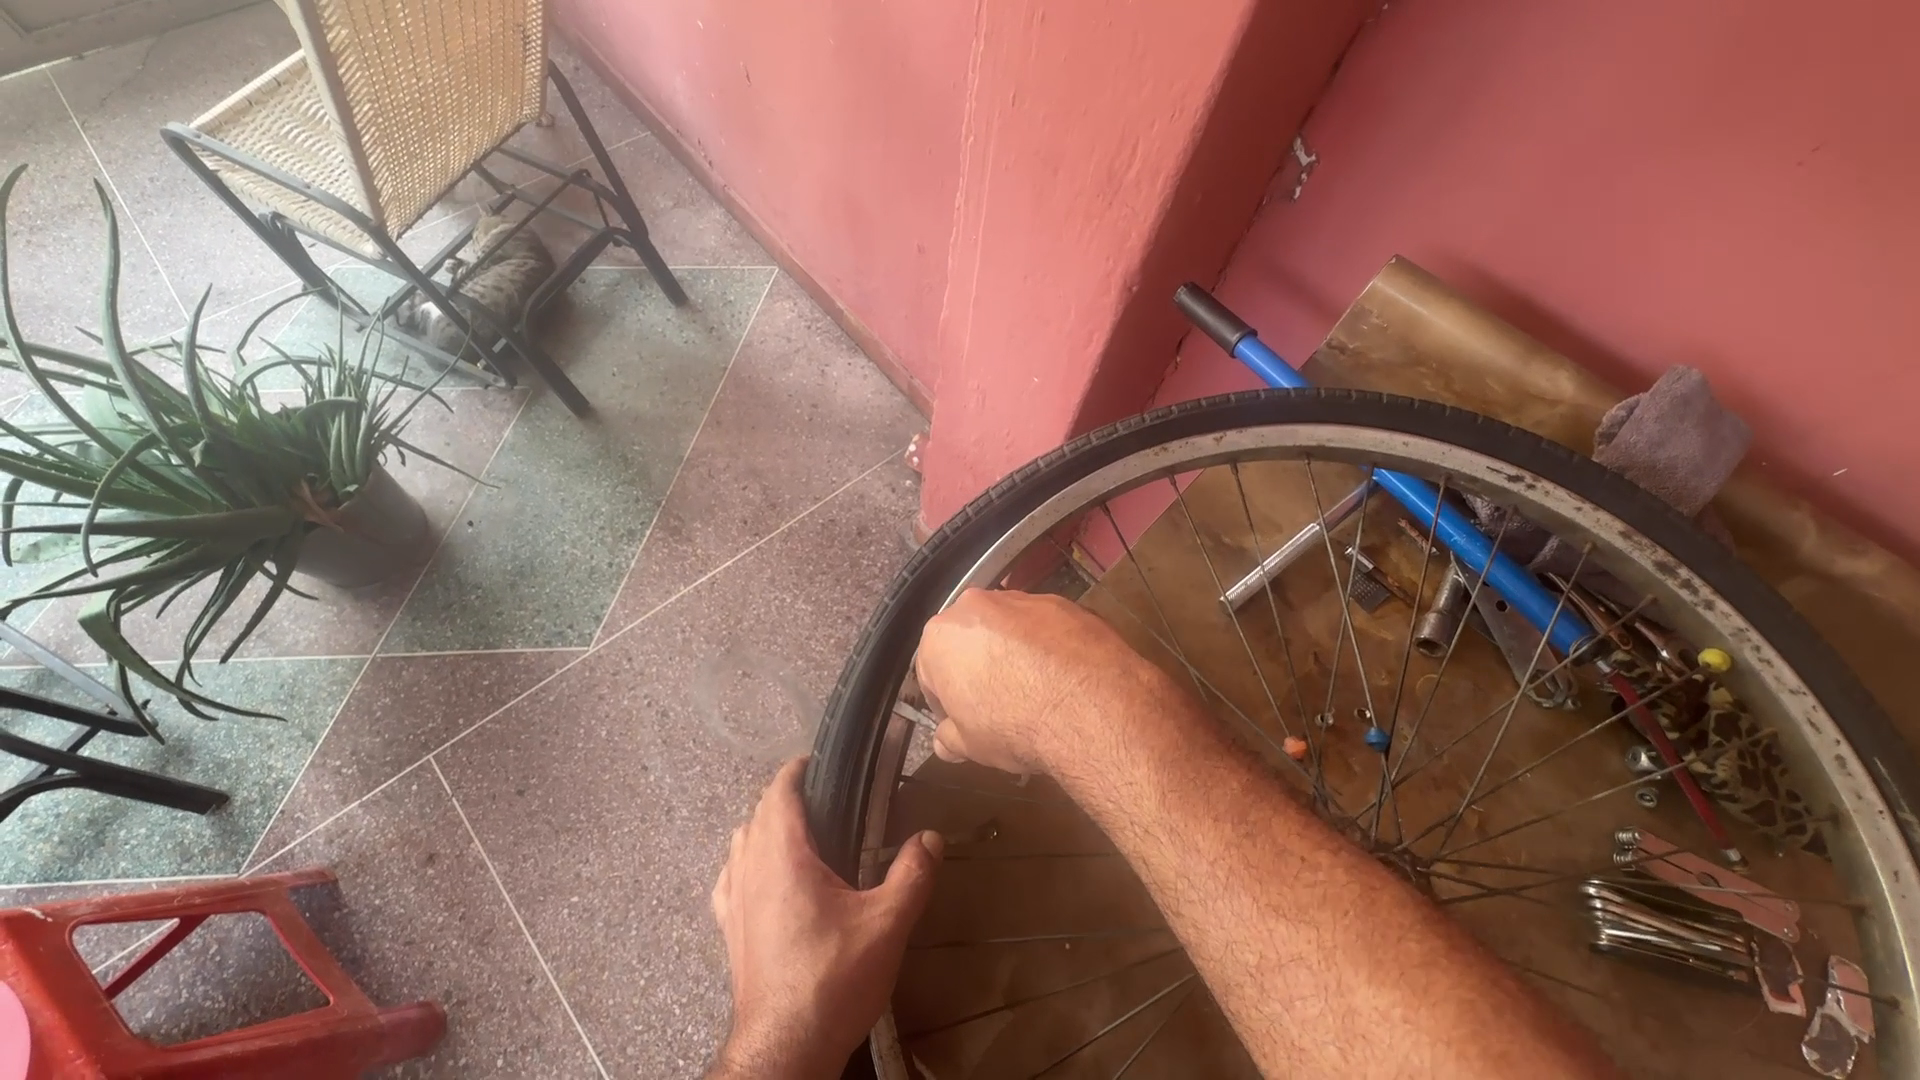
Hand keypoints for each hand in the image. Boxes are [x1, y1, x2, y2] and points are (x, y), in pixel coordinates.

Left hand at [709, 758, 943, 1078]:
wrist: (785, 1047)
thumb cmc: (833, 979)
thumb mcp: (886, 925)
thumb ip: (912, 875)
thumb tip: (931, 837)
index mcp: (783, 856)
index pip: (779, 792)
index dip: (797, 770)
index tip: (819, 761)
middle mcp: (750, 869)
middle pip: (759, 812)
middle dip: (785, 797)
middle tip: (825, 799)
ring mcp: (733, 901)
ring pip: (740, 842)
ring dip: (763, 827)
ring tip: (799, 834)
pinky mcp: (728, 931)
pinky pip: (729, 879)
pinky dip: (744, 863)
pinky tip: (762, 878)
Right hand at [913, 588, 1179, 776]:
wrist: (1090, 708)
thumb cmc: (1014, 725)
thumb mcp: (970, 745)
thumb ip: (950, 739)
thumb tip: (946, 742)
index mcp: (941, 636)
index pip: (931, 671)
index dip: (947, 701)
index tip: (965, 720)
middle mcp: (977, 605)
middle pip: (971, 640)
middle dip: (981, 668)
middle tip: (1000, 706)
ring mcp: (1024, 599)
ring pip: (1010, 629)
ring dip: (1016, 653)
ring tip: (1038, 693)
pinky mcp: (1066, 603)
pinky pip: (1048, 628)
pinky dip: (1051, 647)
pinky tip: (1065, 679)